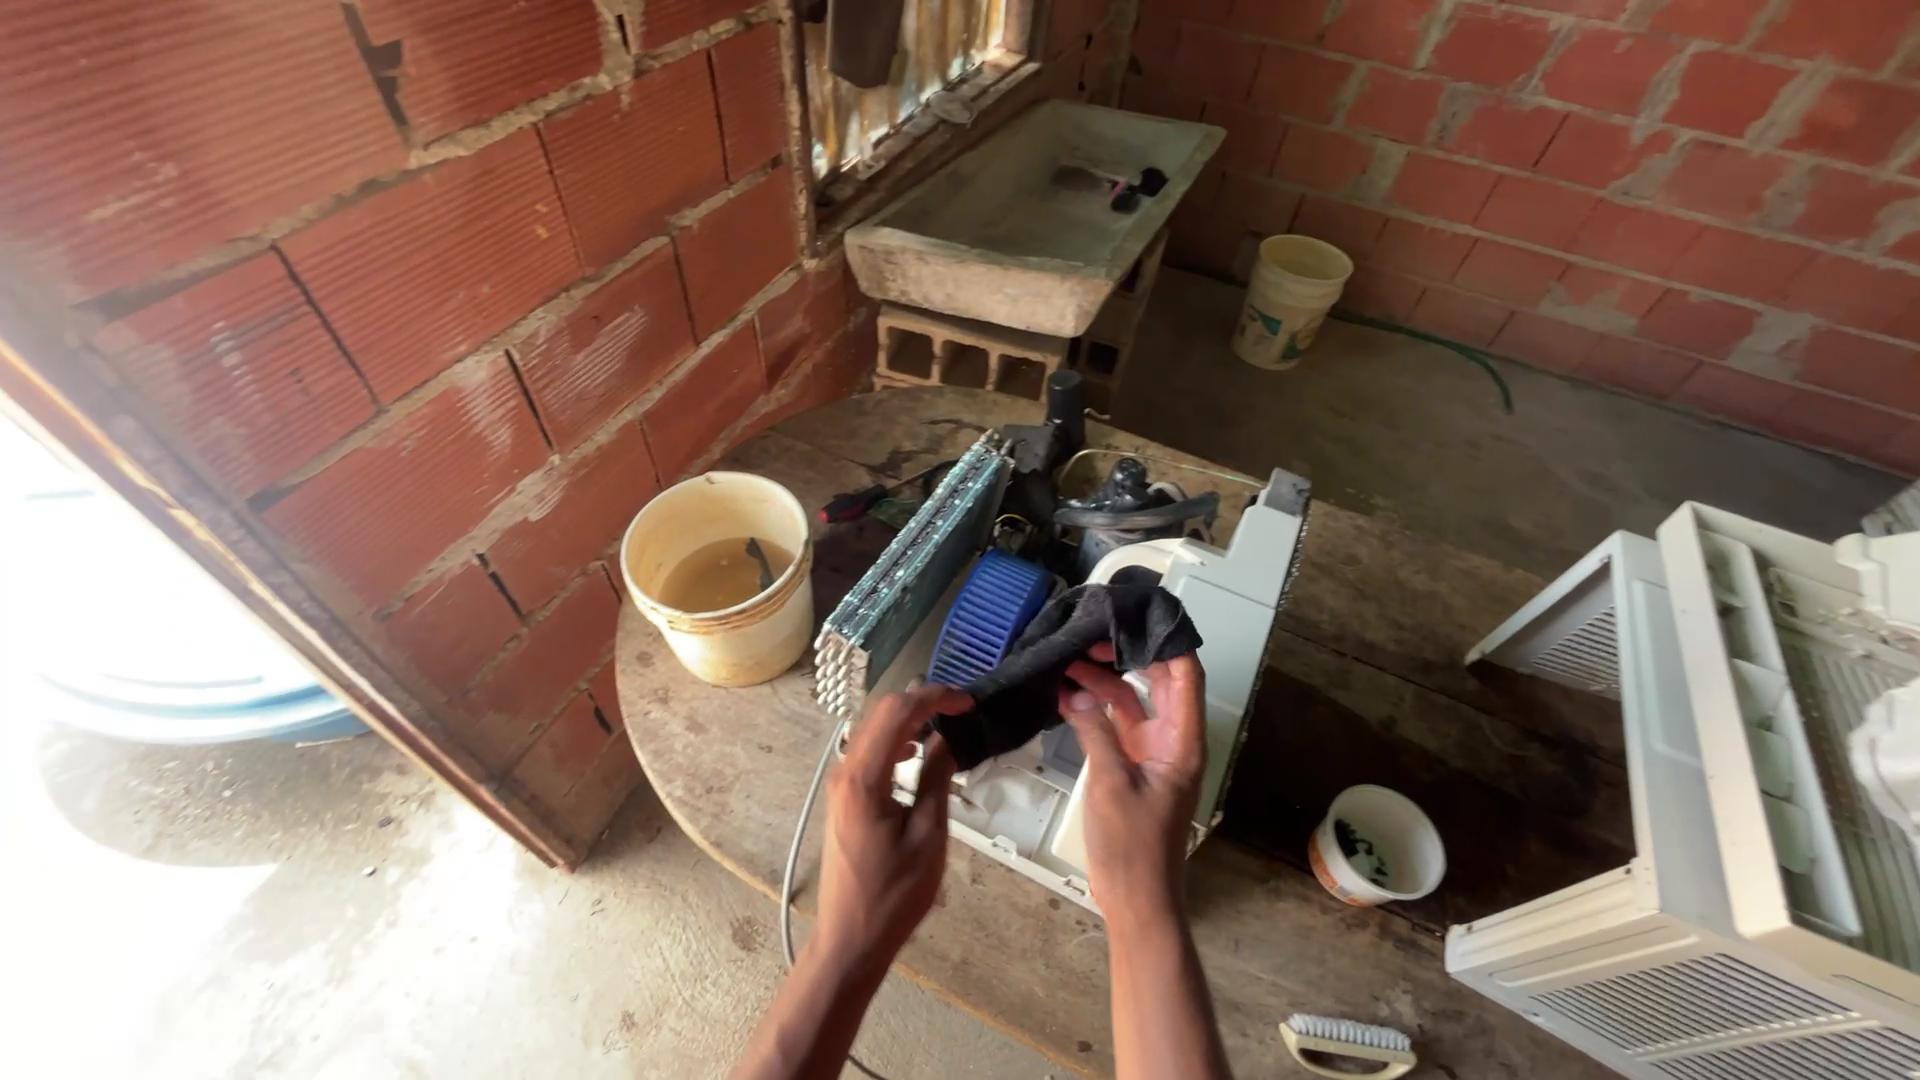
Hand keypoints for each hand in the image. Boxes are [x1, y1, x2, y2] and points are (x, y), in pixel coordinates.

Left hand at [813, 684, 970, 977]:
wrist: (850, 938)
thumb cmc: (893, 895)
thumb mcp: (928, 837)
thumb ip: (936, 779)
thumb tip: (946, 740)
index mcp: (864, 778)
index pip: (896, 712)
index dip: (935, 697)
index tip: (968, 703)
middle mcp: (845, 771)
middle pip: (881, 713)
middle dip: (923, 701)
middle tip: (961, 709)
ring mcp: (840, 783)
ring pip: (873, 728)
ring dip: (909, 718)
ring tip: (945, 726)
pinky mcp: (843, 796)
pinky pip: (869, 751)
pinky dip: (895, 740)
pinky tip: (915, 754)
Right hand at [1058, 643, 1206, 923]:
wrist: (1137, 900)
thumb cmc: (1133, 845)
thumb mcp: (1112, 782)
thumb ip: (1095, 731)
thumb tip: (1073, 693)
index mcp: (1183, 740)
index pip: (1186, 676)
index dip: (1169, 642)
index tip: (1139, 616)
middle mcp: (1172, 738)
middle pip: (1158, 681)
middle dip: (1128, 654)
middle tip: (1092, 634)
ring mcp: (1151, 750)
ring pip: (1133, 699)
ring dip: (1105, 679)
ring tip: (1071, 658)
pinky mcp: (1132, 764)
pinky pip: (1117, 723)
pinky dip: (1095, 707)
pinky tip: (1067, 693)